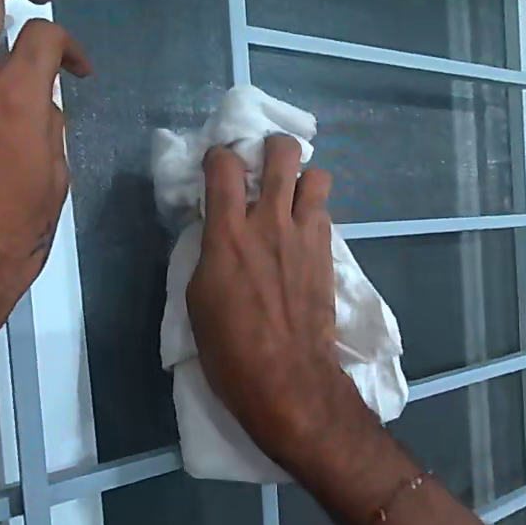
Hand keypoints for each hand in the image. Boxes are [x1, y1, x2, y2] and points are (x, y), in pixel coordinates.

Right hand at [187, 135, 369, 476]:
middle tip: (262, 163)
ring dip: (301, 178)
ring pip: (316, 176)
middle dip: (272, 147)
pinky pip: (324, 212)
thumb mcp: (198, 296)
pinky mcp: (327, 253)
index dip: (219, 156)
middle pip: (282, 154)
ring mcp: (305, 235)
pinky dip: (312, 211)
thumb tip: (219, 231)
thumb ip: (211, 251)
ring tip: (289, 196)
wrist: (287, 377)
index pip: (224, 166)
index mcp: (228, 234)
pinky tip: (301, 230)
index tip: (217, 165)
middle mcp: (270, 223)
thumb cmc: (229, 347)